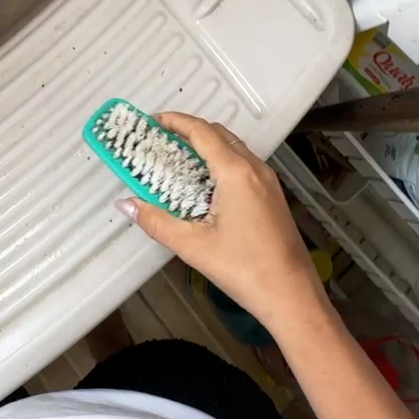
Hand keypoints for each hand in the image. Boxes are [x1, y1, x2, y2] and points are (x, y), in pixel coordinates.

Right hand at [119, 113, 327, 333]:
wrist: (294, 298)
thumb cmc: (245, 270)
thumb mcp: (194, 247)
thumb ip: (156, 222)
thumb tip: (125, 204)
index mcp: (235, 172)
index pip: (201, 131)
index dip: (175, 121)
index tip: (152, 122)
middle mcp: (254, 168)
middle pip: (217, 133)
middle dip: (188, 130)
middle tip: (160, 140)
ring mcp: (267, 180)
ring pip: (232, 147)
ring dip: (205, 144)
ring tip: (178, 158)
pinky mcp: (273, 195)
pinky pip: (243, 163)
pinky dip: (220, 160)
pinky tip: (205, 183)